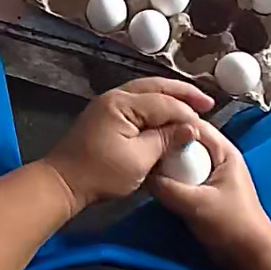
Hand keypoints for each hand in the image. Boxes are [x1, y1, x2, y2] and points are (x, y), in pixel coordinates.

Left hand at [41, 78, 212, 211]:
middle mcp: (115, 97)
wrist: (63, 182)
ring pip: (147, 91)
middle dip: (183, 94)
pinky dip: (157, 104)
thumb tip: (192, 129)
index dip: (186, 114)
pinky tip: (169, 113)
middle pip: (156, 86)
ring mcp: (109, 103)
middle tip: (207, 102)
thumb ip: (166, 140)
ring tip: (193, 105)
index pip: (164, 102)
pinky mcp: (106, 114)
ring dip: (171, 96)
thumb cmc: (99, 174)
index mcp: (122, 104)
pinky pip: (138, 101)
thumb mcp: (139, 160)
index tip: (203, 127)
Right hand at [148, 118, 270, 260]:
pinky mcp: (204, 192)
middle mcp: (218, 158)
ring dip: (167, 165)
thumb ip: (168, 188)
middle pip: (186, 142)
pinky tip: (155, 185)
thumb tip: (143, 174)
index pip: (195, 125)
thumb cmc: (231, 226)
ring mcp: (211, 175)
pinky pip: (183, 178)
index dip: (171, 123)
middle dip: (165, 145)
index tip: (146, 127)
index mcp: (225, 152)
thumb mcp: (196, 204)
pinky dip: (171, 180)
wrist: (248, 258)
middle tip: (141, 148)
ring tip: (144, 165)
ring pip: (182, 161)